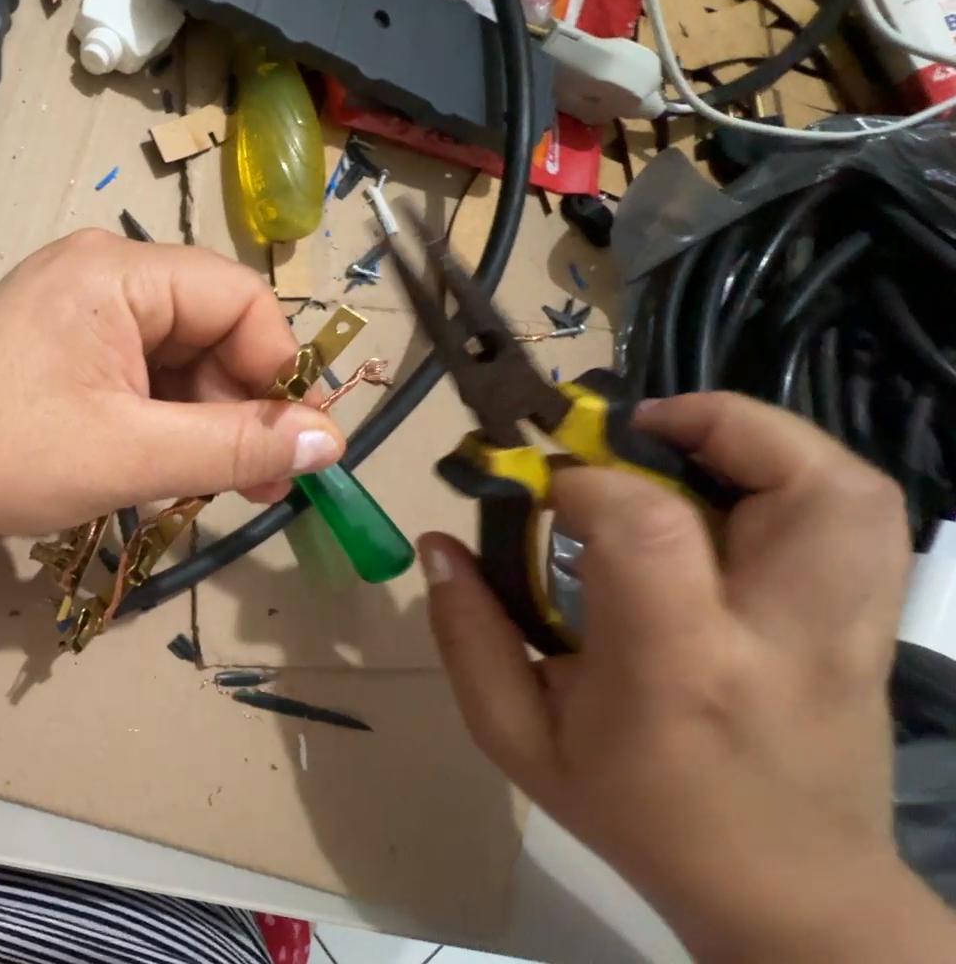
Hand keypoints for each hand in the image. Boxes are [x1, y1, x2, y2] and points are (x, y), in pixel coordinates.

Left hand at [0, 230, 344, 537]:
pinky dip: (157, 414)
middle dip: (236, 405)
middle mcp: (98, 269)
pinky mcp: (58, 339)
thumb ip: (237, 446)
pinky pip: (135, 366)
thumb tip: (334, 440)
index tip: (292, 444)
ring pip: (174, 354)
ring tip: (199, 484)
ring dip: (198, 418)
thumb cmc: (7, 457)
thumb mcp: (132, 455)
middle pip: (207, 327)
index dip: (276, 370)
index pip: (238, 299)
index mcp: (116, 271)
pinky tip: (156, 462)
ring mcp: (73, 303)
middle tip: (256, 484)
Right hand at [420, 393, 939, 960]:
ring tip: (679, 447)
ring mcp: (848, 631)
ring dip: (766, 441)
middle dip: (717, 423)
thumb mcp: (515, 736)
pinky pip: (860, 522)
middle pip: (809, 487)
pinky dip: (793, 477)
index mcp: (680, 667)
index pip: (650, 529)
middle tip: (631, 428)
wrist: (788, 891)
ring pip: (856, 492)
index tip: (542, 488)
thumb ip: (468, 634)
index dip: (586, 481)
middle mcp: (783, 636)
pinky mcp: (872, 629)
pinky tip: (721, 495)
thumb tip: (440, 545)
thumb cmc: (633, 811)